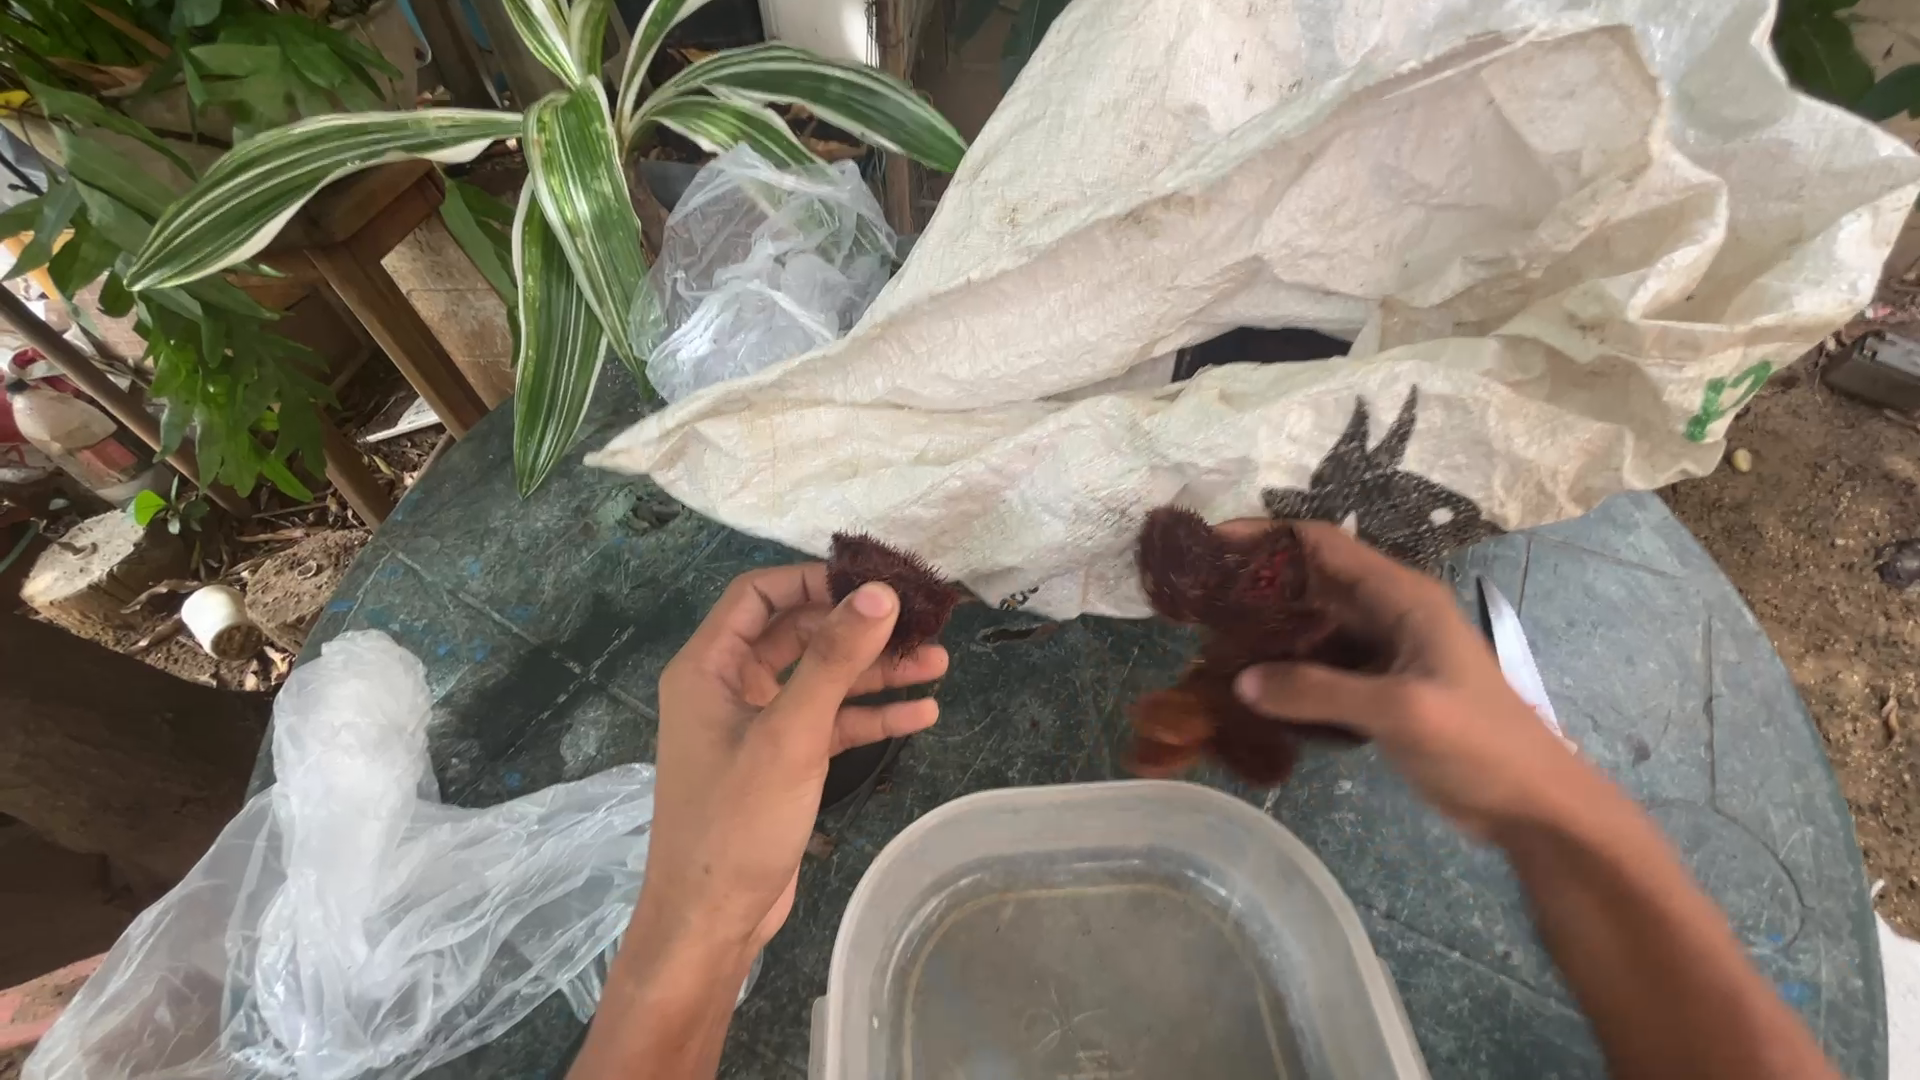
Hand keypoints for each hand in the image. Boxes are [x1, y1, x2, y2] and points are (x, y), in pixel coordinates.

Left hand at [637, 565, 947, 957]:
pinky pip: (831, 721)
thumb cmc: (736, 820)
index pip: (759, 594)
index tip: (870, 583)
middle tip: (918, 625)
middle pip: (801, 634)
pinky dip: (871, 716)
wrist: (713, 923)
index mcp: (709, 666)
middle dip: (860, 631)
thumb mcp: (790, 733)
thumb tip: (880, 594)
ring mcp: (759, 723)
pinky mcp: (784, 758)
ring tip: (939, 665)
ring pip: (824, 679)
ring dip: (877, 673)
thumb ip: (835, 659)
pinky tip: (921, 713)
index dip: (812, 580)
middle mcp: (731, 685)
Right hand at [1230, 521, 1592, 838]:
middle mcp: (1387, 611)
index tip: (1212, 543)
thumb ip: (1317, 690)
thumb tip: (1241, 682)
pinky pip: (1315, 661)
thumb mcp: (1401, 711)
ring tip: (1212, 634)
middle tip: (1199, 593)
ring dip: (1264, 624)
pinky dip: (1280, 665)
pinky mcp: (1374, 685)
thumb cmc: (1480, 744)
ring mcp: (1380, 649)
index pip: (1322, 543)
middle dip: (1255, 580)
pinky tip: (1248, 680)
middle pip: (1309, 578)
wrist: (1535, 808)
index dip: (1265, 535)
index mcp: (1400, 596)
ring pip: (1308, 620)